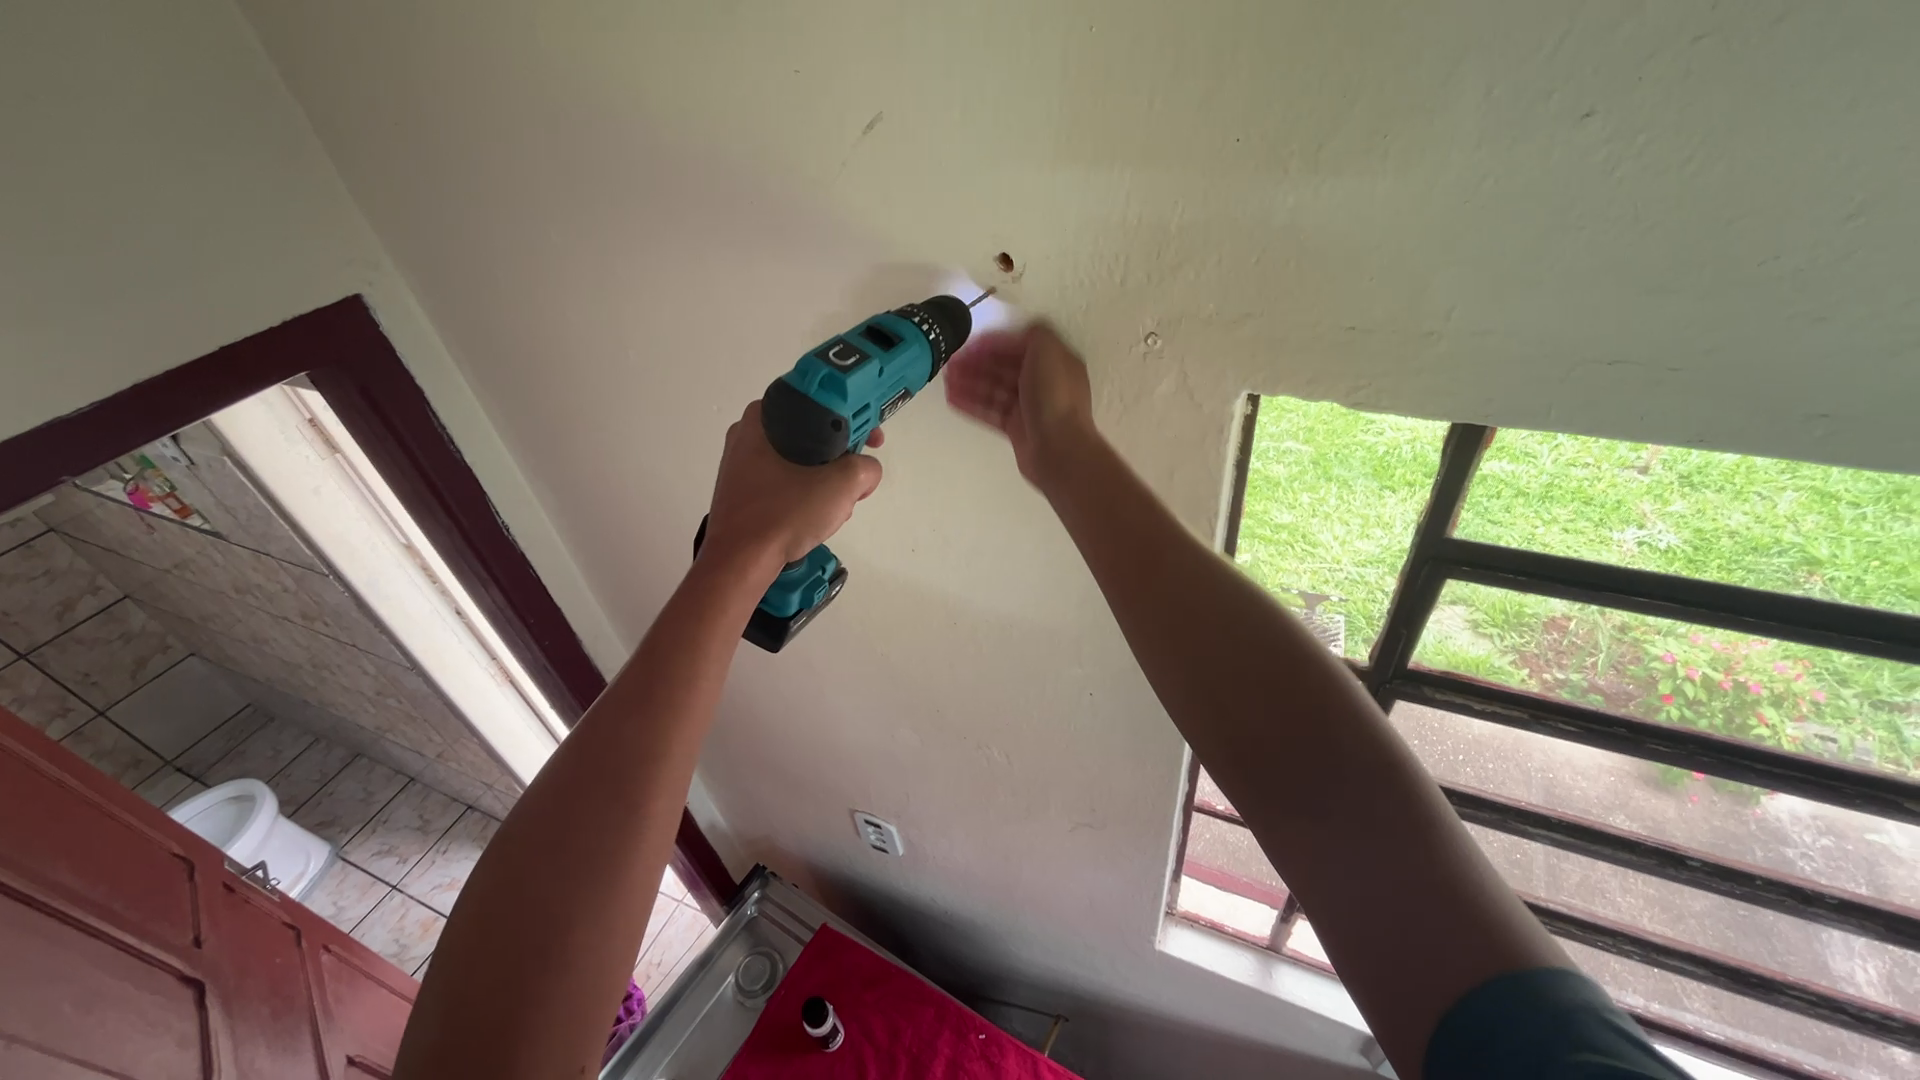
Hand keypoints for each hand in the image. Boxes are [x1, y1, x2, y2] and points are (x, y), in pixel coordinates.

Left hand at [703, 401, 883, 570]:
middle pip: (810, 430)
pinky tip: (814, 513)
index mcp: (764, 416)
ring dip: (825, 476)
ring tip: (836, 503)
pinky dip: (805, 490)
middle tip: (856, 474)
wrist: (740, 562)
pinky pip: (784, 478)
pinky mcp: (742, 489)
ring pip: (799, 458)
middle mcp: (748, 432)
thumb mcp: (842, 485)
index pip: (819, 399)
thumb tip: (865, 471)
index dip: (854, 414)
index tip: (870, 437)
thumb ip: (866, 468)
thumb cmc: (785, 514)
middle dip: (841, 453)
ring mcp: (741, 462)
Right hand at [944, 322, 1096, 488]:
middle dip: (977, 362)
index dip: (994, 342)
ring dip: (971, 382)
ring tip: (946, 379)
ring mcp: (1029, 407)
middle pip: (1005, 367)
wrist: (1058, 448)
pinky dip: (972, 404)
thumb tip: (1018, 333)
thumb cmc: (1054, 396)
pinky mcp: (1016, 428)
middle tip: (950, 361)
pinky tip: (952, 399)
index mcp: (1054, 361)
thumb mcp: (1048, 351)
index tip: (969, 343)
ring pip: (995, 389)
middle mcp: (1043, 382)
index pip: (1020, 346)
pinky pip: (991, 411)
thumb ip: (1034, 335)